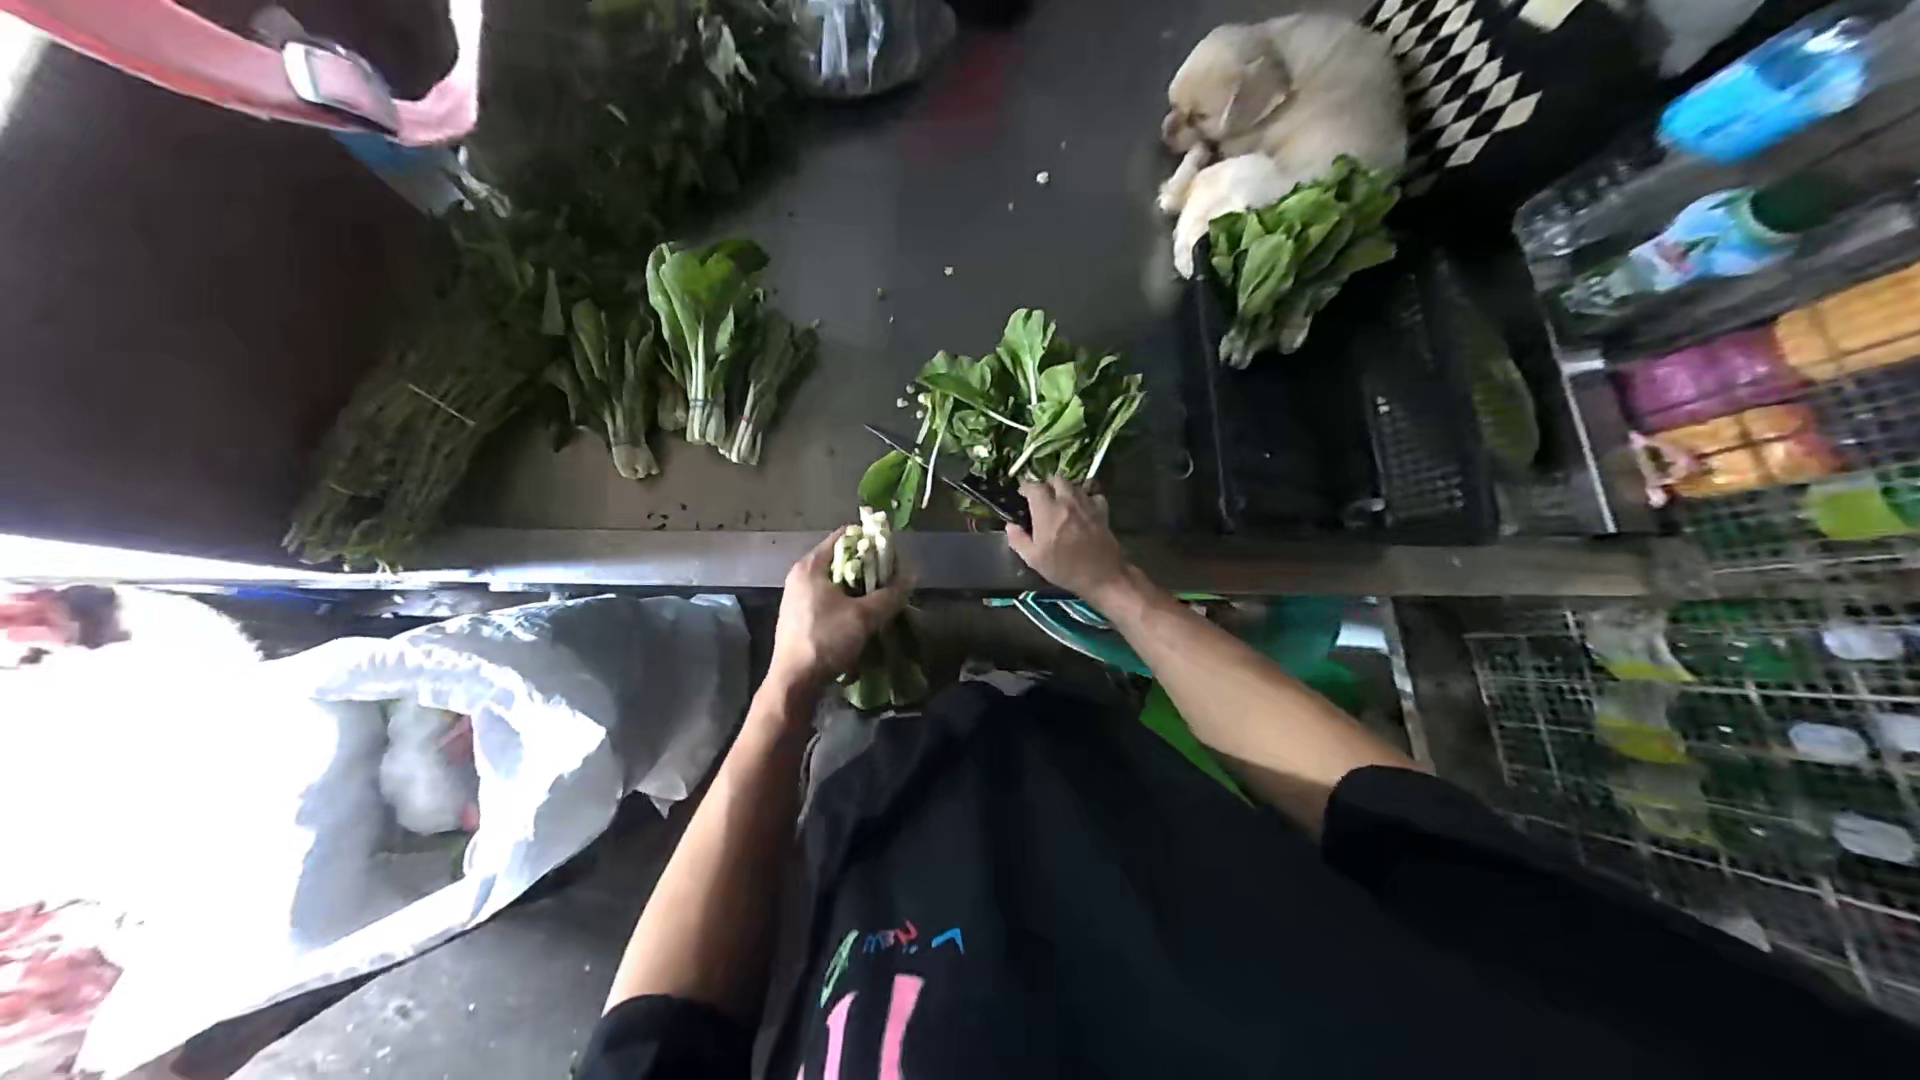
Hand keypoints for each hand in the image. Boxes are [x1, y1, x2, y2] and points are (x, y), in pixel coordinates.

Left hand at [768, 528, 910, 692]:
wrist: (795, 681)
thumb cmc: (826, 639)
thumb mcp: (864, 616)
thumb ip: (890, 594)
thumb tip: (912, 577)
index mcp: (811, 566)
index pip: (844, 536)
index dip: (870, 541)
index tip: (891, 554)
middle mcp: (801, 575)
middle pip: (841, 558)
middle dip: (868, 566)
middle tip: (891, 577)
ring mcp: (798, 595)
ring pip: (836, 580)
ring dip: (860, 585)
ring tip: (882, 596)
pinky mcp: (800, 614)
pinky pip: (829, 596)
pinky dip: (848, 599)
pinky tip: (863, 613)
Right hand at [1006, 477, 1132, 603]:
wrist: (1101, 576)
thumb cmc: (1064, 568)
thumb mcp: (1034, 559)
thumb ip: (1018, 540)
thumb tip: (1010, 526)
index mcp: (1047, 511)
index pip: (1034, 487)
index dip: (1026, 487)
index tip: (1022, 494)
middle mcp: (1067, 501)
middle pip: (1056, 479)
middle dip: (1047, 485)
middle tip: (1043, 497)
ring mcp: (1086, 504)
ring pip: (1074, 485)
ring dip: (1065, 489)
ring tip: (1061, 502)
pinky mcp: (1102, 510)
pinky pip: (1093, 495)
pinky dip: (1086, 498)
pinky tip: (1083, 508)